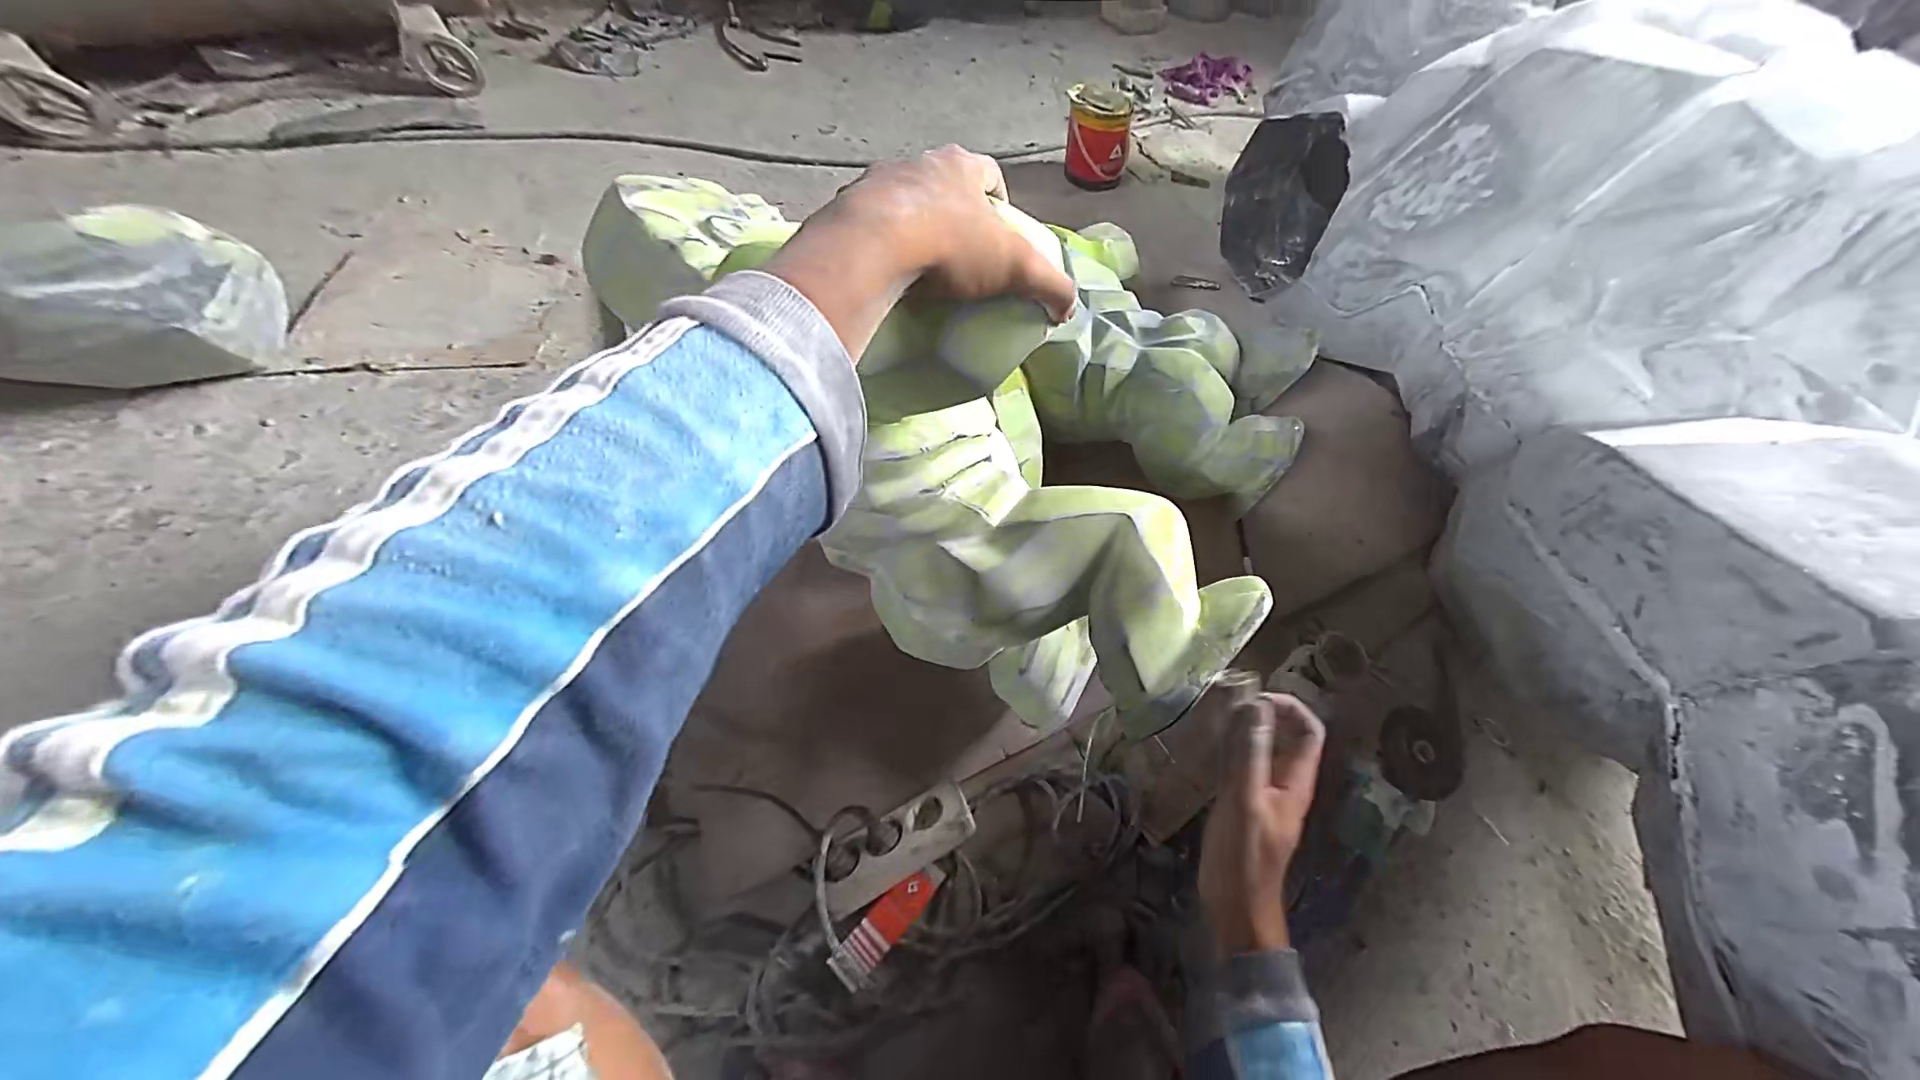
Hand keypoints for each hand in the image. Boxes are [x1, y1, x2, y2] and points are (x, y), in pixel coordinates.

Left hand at [763, 145, 1077, 358]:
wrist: (875, 245)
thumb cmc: (951, 246)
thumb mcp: (1015, 268)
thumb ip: (1049, 286)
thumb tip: (1067, 310)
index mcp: (960, 167)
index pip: (988, 173)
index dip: (998, 199)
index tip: (998, 228)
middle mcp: (917, 163)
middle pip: (941, 184)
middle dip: (951, 210)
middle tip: (957, 250)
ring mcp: (875, 182)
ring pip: (901, 200)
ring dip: (911, 224)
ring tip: (918, 263)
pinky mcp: (844, 209)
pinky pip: (866, 225)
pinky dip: (877, 243)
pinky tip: (884, 270)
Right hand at [1197, 693, 1325, 954]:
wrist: (1235, 907)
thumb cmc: (1244, 857)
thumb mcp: (1244, 801)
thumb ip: (1249, 753)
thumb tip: (1256, 705)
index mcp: (1295, 783)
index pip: (1309, 731)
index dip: (1290, 707)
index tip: (1256, 696)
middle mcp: (1283, 784)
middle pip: (1284, 736)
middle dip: (1262, 712)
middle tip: (1227, 700)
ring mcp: (1262, 794)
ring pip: (1260, 749)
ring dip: (1243, 729)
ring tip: (1213, 716)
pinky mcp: (1241, 803)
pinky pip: (1241, 764)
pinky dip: (1228, 748)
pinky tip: (1206, 745)